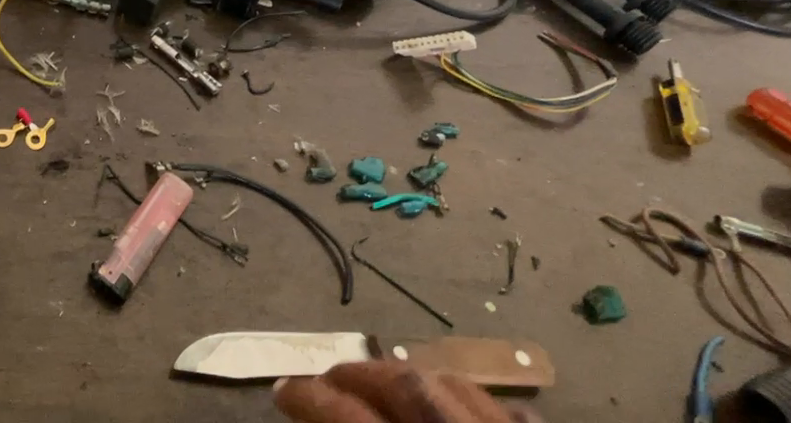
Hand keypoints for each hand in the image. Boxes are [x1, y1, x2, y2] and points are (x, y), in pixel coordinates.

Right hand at [276, 363, 544, 421]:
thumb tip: (319, 413)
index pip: (350, 416)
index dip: (308, 399)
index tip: (281, 391)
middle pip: (405, 384)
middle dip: (356, 374)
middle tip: (324, 379)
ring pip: (456, 385)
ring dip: (408, 376)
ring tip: (379, 384)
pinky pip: (509, 411)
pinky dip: (473, 402)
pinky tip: (457, 406)